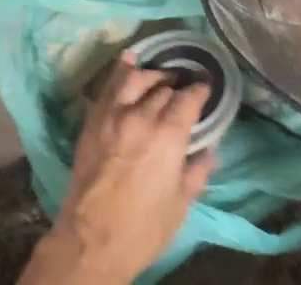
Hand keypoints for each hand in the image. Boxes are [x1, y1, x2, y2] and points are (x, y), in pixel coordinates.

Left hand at [19, 54, 215, 284]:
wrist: (91, 240)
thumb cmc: (142, 229)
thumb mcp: (180, 205)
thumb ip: (196, 172)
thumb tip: (210, 151)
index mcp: (168, 136)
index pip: (189, 99)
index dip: (200, 90)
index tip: (205, 88)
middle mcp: (142, 116)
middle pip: (163, 89)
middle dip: (177, 86)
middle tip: (184, 88)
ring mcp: (113, 115)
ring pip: (135, 79)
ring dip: (151, 74)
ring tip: (160, 75)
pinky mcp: (93, 120)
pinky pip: (108, 86)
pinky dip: (120, 70)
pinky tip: (128, 60)